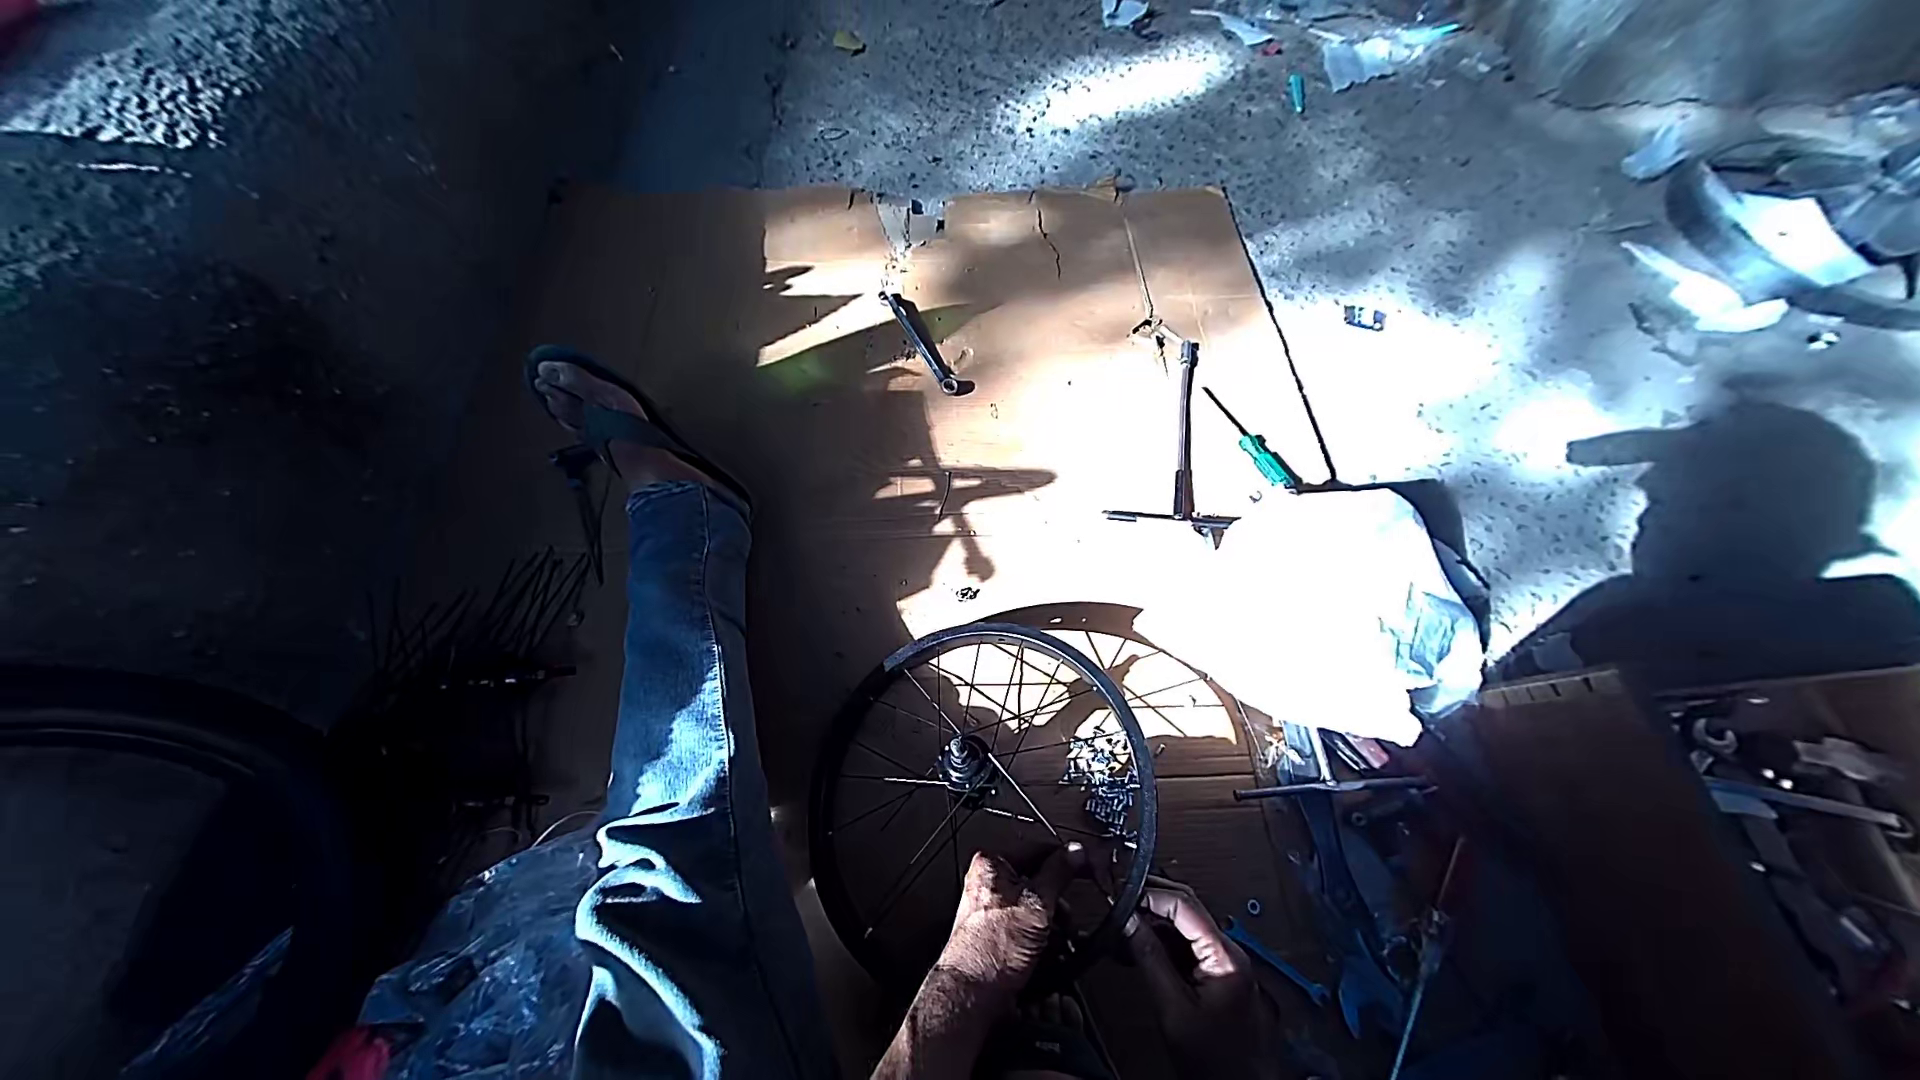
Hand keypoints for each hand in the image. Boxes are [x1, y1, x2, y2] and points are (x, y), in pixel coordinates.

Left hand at [934, 846, 1076, 1002]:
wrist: (972, 994)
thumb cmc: (991, 949)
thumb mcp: (1037, 903)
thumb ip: (1058, 874)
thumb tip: (1074, 852)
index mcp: (992, 863)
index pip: (1037, 850)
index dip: (1064, 859)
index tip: (1085, 866)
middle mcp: (987, 882)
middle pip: (1037, 881)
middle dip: (1057, 902)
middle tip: (1066, 915)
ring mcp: (991, 910)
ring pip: (1034, 907)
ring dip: (1053, 923)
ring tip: (1060, 939)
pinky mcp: (996, 934)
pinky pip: (1026, 926)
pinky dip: (1041, 936)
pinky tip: (1050, 951)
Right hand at [1126, 879, 1284, 1079]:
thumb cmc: (1219, 1066)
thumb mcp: (1173, 1009)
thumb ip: (1150, 958)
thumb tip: (1129, 920)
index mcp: (1226, 956)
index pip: (1184, 904)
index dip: (1150, 894)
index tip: (1123, 895)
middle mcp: (1230, 953)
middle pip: (1186, 908)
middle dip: (1151, 901)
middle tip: (1121, 901)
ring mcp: (1225, 964)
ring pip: (1185, 925)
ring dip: (1155, 921)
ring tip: (1126, 926)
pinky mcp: (1218, 976)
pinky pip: (1187, 946)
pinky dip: (1163, 941)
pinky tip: (1141, 947)